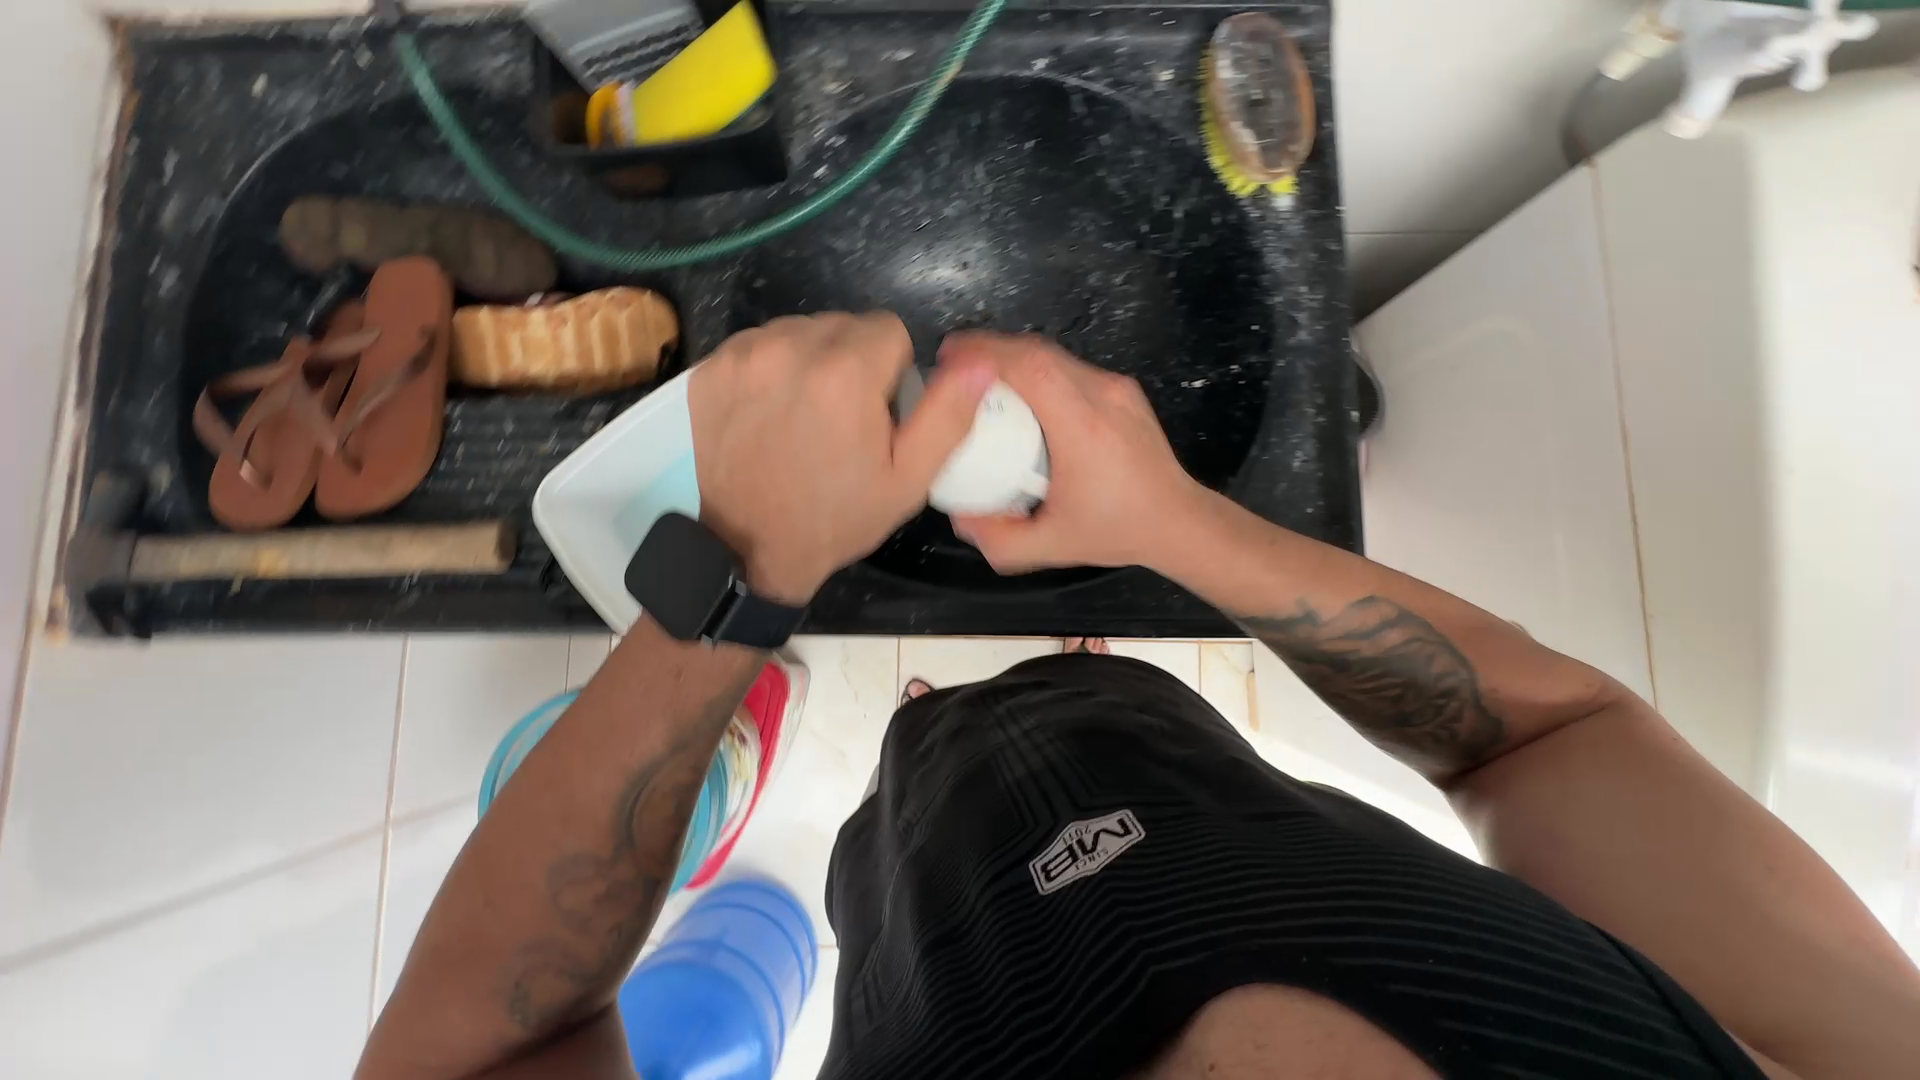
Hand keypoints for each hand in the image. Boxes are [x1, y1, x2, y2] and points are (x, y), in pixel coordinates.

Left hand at [689, 313, 994, 603]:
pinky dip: (771, 369)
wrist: (748, 548)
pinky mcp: (709, 369)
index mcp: (845, 372)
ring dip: (811, 361)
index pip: (888, 328)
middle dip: (853, 362)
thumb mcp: (908, 480)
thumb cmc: (837, 518)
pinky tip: (769, 413)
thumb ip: (948, 416)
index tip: (879, 413)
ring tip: (804, 416)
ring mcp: (742, 355)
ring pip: (800, 331)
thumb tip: (980, 363)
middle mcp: (790, 347)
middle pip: (843, 325)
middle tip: (843, 419)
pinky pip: (758, 345)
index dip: (893, 371)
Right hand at [942, 332, 1211, 573]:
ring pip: (1055, 355)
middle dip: (990, 349)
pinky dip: (1037, 370)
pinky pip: (1071, 367)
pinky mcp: (1122, 390)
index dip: (986, 355)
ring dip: (1013, 357)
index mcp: (1084, 429)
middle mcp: (1102, 397)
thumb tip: (958, 516)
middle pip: (1038, 352)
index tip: (950, 360)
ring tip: (978, 375)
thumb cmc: (1116, 530)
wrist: (1177, 521)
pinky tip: (1018, 390)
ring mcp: (1116, 389)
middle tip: (952, 364)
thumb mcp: (1050, 547)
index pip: (1032, 369)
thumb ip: (997, 539)